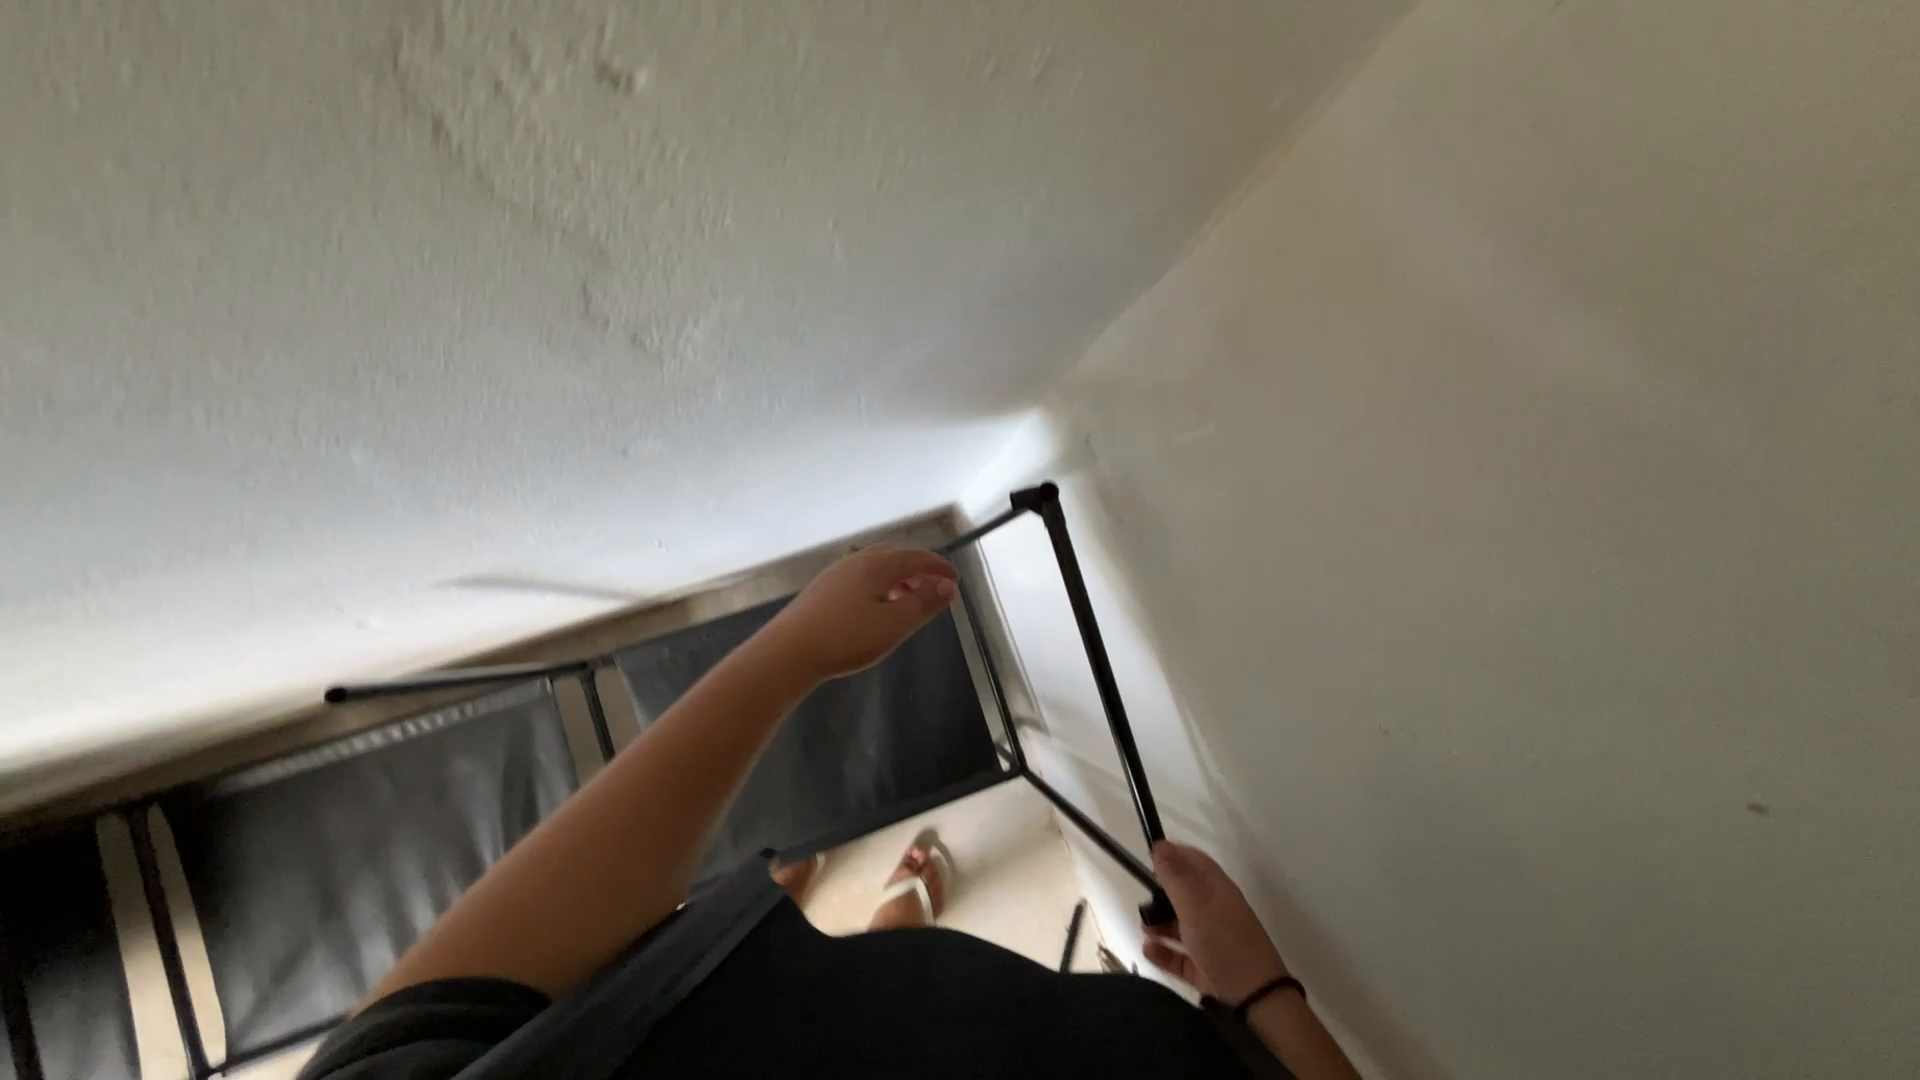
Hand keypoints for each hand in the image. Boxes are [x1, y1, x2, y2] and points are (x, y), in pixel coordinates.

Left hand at [760, 544, 957, 680]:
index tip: (955, 581)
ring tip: (908, 601)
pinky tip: (876, 609)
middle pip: (895, 557)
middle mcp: (857, 561)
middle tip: (934, 590)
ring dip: (897, 579)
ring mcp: (836, 574)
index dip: (939, 568)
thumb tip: (948, 585)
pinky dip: (878, 586)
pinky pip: (860, 578)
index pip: (917, 558)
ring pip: (875, 567)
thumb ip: (924, 603)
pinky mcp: (822, 590)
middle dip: (918, 571)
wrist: (788, 652)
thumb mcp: (894, 624)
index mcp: (878, 565)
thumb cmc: (847, 638)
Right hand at [1142, 841, 1287, 1003]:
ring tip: (1145, 929)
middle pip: (1183, 893)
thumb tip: (1159, 844)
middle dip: (1160, 895)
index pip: (1194, 861)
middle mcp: (1214, 910)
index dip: (1172, 856)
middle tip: (1145, 902)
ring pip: (1179, 924)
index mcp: (1217, 890)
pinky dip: (1164, 951)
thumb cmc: (1224, 943)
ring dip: (1159, 924)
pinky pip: (1179, 954)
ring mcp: (1211, 940)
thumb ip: (1175, 876)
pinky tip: (1149, 950)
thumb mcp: (1196, 905)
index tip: (1148, 860)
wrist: (1256, 1000)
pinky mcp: (1205, 967)